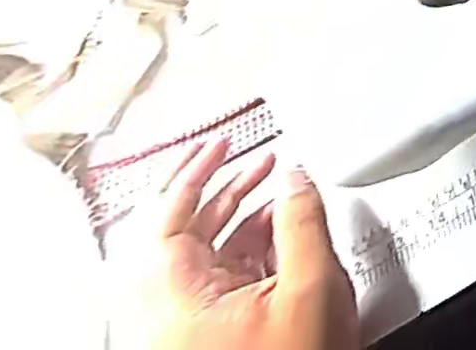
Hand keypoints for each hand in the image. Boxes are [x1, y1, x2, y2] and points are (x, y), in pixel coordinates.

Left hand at [122, 137, 358, 349]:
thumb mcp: (312, 285)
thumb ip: (303, 221)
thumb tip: (296, 177)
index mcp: (178, 308)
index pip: (163, 228)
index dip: (187, 178)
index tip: (213, 145)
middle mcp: (171, 318)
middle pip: (173, 237)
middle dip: (208, 185)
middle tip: (233, 151)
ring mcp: (191, 326)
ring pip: (199, 252)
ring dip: (231, 208)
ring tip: (265, 173)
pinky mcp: (215, 330)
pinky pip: (222, 270)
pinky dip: (247, 235)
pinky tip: (276, 217)